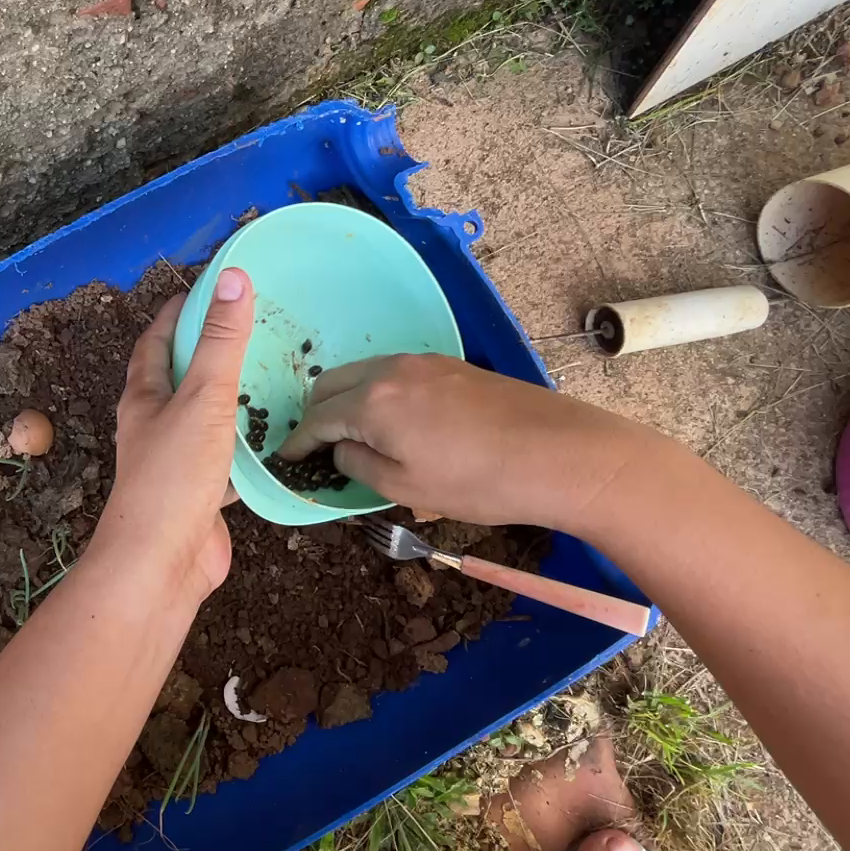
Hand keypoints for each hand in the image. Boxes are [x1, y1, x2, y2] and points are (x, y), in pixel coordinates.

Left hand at [99, 269, 254, 601]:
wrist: (162, 563)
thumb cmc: (174, 476)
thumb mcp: (202, 400)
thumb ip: (221, 343)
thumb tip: (233, 278)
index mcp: (144, 397)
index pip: (157, 341)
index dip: (178, 314)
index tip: (208, 290)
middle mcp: (154, 425)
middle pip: (179, 378)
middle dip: (208, 353)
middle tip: (252, 330)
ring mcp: (176, 460)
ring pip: (204, 419)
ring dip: (230, 399)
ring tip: (272, 378)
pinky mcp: (199, 493)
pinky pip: (225, 458)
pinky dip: (246, 446)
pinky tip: (276, 440)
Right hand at [274, 354, 668, 532]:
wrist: (564, 454)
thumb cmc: (478, 481)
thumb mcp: (405, 488)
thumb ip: (357, 465)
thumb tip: (340, 450)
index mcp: (370, 402)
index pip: (315, 420)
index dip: (296, 442)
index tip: (285, 460)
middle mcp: (388, 370)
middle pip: (329, 385)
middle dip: (314, 415)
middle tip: (315, 448)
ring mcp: (420, 362)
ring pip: (359, 373)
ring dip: (342, 400)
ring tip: (350, 434)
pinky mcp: (446, 364)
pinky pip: (389, 372)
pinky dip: (372, 392)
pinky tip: (389, 419)